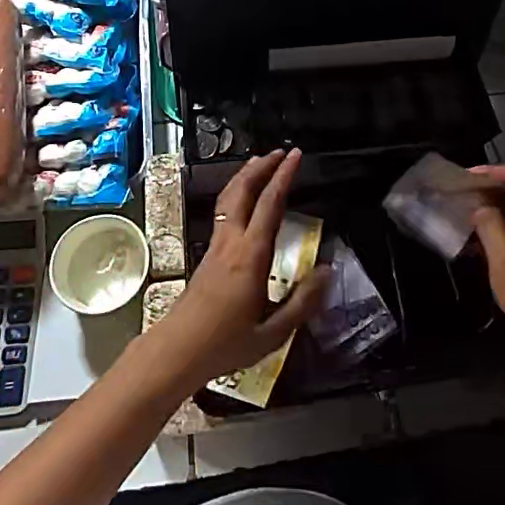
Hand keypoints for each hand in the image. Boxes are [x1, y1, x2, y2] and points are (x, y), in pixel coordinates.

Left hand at [141, 149, 325, 387]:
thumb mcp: (273, 332)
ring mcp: (215, 246)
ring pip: (228, 199)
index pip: (269, 205)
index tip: (294, 157)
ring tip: (260, 165)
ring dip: (245, 177)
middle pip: (242, 191)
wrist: (177, 351)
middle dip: (261, 167)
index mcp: (250, 256)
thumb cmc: (225, 344)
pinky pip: (223, 213)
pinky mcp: (207, 256)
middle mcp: (231, 243)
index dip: (283, 177)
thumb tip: (327, 272)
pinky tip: (243, 201)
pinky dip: (236, 194)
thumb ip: (303, 302)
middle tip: (280, 153)